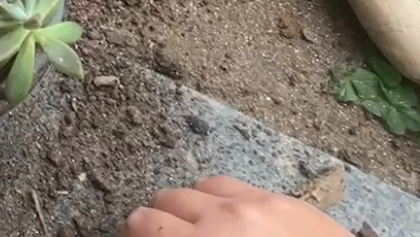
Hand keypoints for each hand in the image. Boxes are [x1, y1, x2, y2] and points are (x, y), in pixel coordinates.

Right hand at [122, 176, 353, 235]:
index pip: (143, 224)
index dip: (131, 236)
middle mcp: (224, 218)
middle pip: (163, 201)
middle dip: (159, 224)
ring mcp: (257, 205)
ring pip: (196, 189)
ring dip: (190, 211)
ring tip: (199, 234)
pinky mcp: (287, 201)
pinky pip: (233, 187)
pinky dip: (222, 203)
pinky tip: (233, 225)